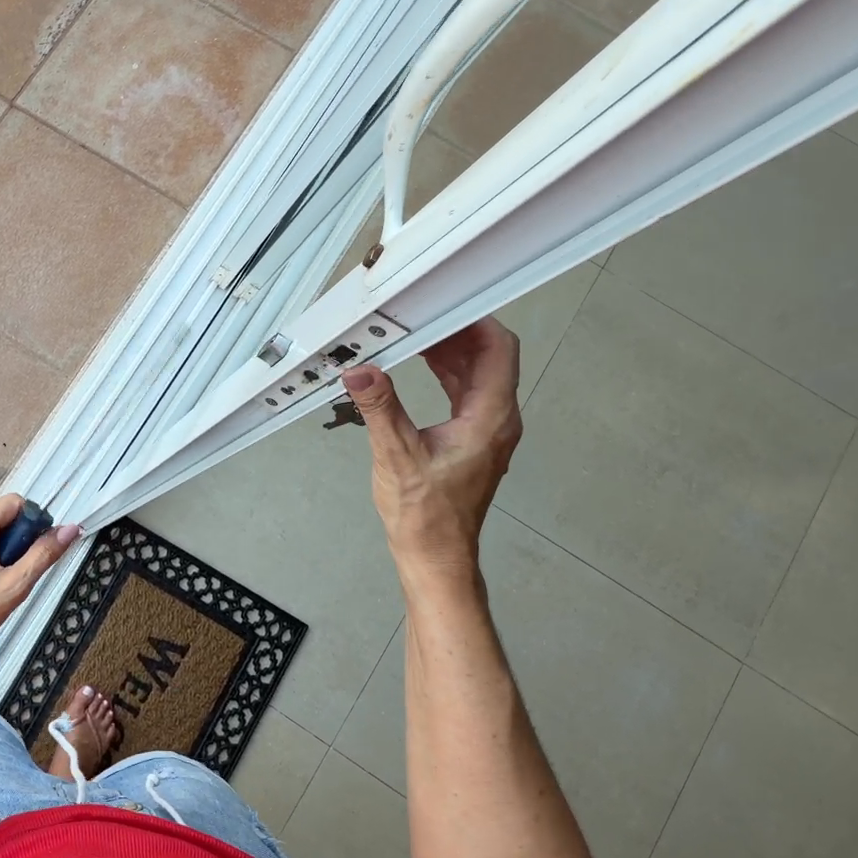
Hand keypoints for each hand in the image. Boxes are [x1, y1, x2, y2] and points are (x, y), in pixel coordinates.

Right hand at [341, 318, 521, 577]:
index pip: (498, 351)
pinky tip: (418, 370)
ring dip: (448, 354)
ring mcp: (486, 432)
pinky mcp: (471, 442)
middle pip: (489, 359)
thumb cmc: (423, 512)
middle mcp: (497, 420)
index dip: (475, 322)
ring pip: (476, 376)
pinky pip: (464, 395)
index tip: (442, 305)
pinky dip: (445, 376)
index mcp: (490, 418)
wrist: (434, 552)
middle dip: (455, 333)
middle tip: (417, 317)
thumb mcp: (396, 455)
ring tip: (412, 336)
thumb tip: (360, 371)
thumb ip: (381, 408)